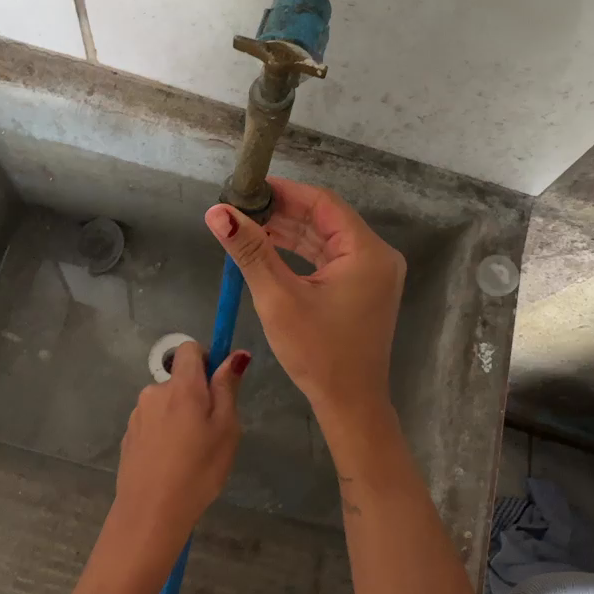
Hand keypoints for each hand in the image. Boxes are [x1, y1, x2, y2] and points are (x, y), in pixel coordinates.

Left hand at [111, 341, 250, 540]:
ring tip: (190, 454)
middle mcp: (154, 392)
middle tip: (210, 433)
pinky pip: (153, 424)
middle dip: (195, 397)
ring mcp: (137, 415)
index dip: (206, 360)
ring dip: (179, 418)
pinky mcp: (128, 436)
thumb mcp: (226, 429)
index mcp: (181, 386)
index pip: (189, 349)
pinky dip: (164, 435)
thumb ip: (227, 388)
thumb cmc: (199, 469)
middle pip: (178, 380)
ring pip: (166, 404)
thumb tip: (235, 354)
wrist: (151, 512)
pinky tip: (171, 464)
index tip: (218, 388)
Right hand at [206, 177, 405, 419]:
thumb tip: (217, 212)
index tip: (248, 189)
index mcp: (367, 251)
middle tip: (241, 208)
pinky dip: (300, 253)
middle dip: (283, 212)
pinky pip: (329, 259)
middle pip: (325, 219)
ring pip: (325, 239)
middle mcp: (376, 256)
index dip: (284, 191)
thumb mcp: (278, 298)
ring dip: (288, 233)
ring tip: (247, 227)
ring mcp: (372, 274)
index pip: (323, 203)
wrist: (350, 404)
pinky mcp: (362, 290)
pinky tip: (269, 251)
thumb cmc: (317, 353)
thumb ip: (250, 250)